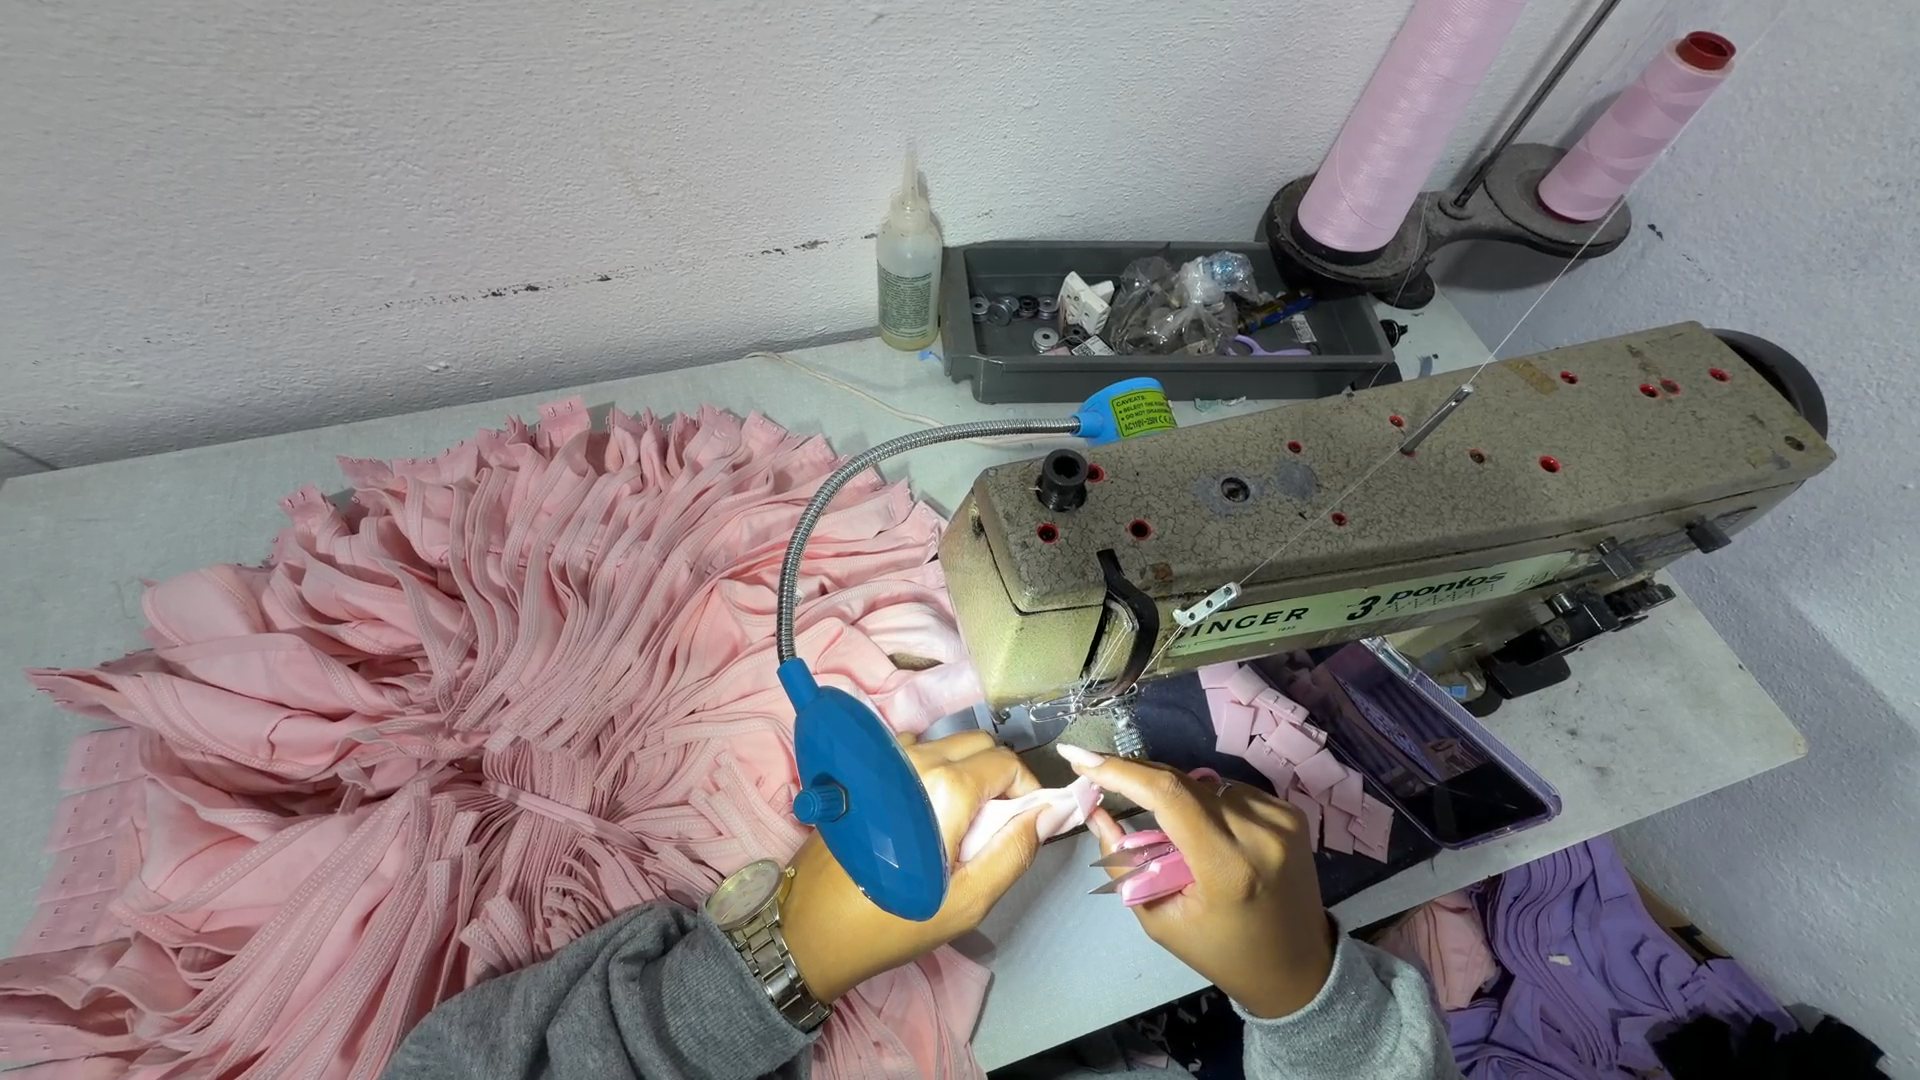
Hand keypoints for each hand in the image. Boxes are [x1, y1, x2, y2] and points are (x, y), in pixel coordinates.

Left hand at [780, 732, 1044, 1000]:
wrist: (812, 926)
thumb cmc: (891, 922)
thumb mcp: (967, 901)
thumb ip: (1015, 850)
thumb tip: (1051, 812)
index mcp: (945, 789)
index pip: (1007, 764)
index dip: (1026, 791)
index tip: (1024, 824)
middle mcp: (916, 760)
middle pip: (981, 745)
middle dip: (1000, 777)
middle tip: (992, 826)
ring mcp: (888, 760)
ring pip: (949, 744)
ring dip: (967, 770)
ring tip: (958, 821)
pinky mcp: (868, 768)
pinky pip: (917, 750)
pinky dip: (934, 768)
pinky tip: (924, 810)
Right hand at [1060, 745, 1334, 1018]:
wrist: (1300, 970)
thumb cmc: (1222, 952)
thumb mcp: (1160, 918)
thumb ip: (1123, 861)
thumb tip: (1093, 808)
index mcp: (1226, 867)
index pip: (1167, 795)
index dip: (1120, 770)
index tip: (1079, 756)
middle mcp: (1258, 833)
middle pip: (1181, 780)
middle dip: (1133, 773)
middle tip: (1097, 772)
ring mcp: (1279, 819)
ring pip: (1202, 781)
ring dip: (1172, 790)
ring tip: (1164, 824)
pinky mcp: (1290, 813)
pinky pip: (1228, 790)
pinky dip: (1205, 800)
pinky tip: (1202, 827)